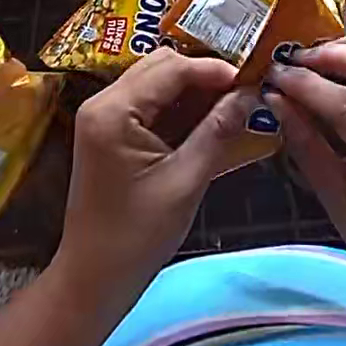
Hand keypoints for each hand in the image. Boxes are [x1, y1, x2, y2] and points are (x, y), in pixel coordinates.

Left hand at [52, 47, 245, 304]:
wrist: (94, 278)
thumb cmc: (137, 237)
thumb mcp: (185, 182)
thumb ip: (217, 132)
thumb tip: (250, 95)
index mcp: (113, 111)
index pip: (171, 69)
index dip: (214, 70)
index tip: (252, 79)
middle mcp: (103, 102)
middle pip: (161, 66)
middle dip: (204, 75)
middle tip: (245, 90)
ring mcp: (104, 115)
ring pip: (157, 82)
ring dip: (194, 89)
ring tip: (234, 102)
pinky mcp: (111, 130)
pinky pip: (150, 103)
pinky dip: (180, 107)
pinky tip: (210, 118)